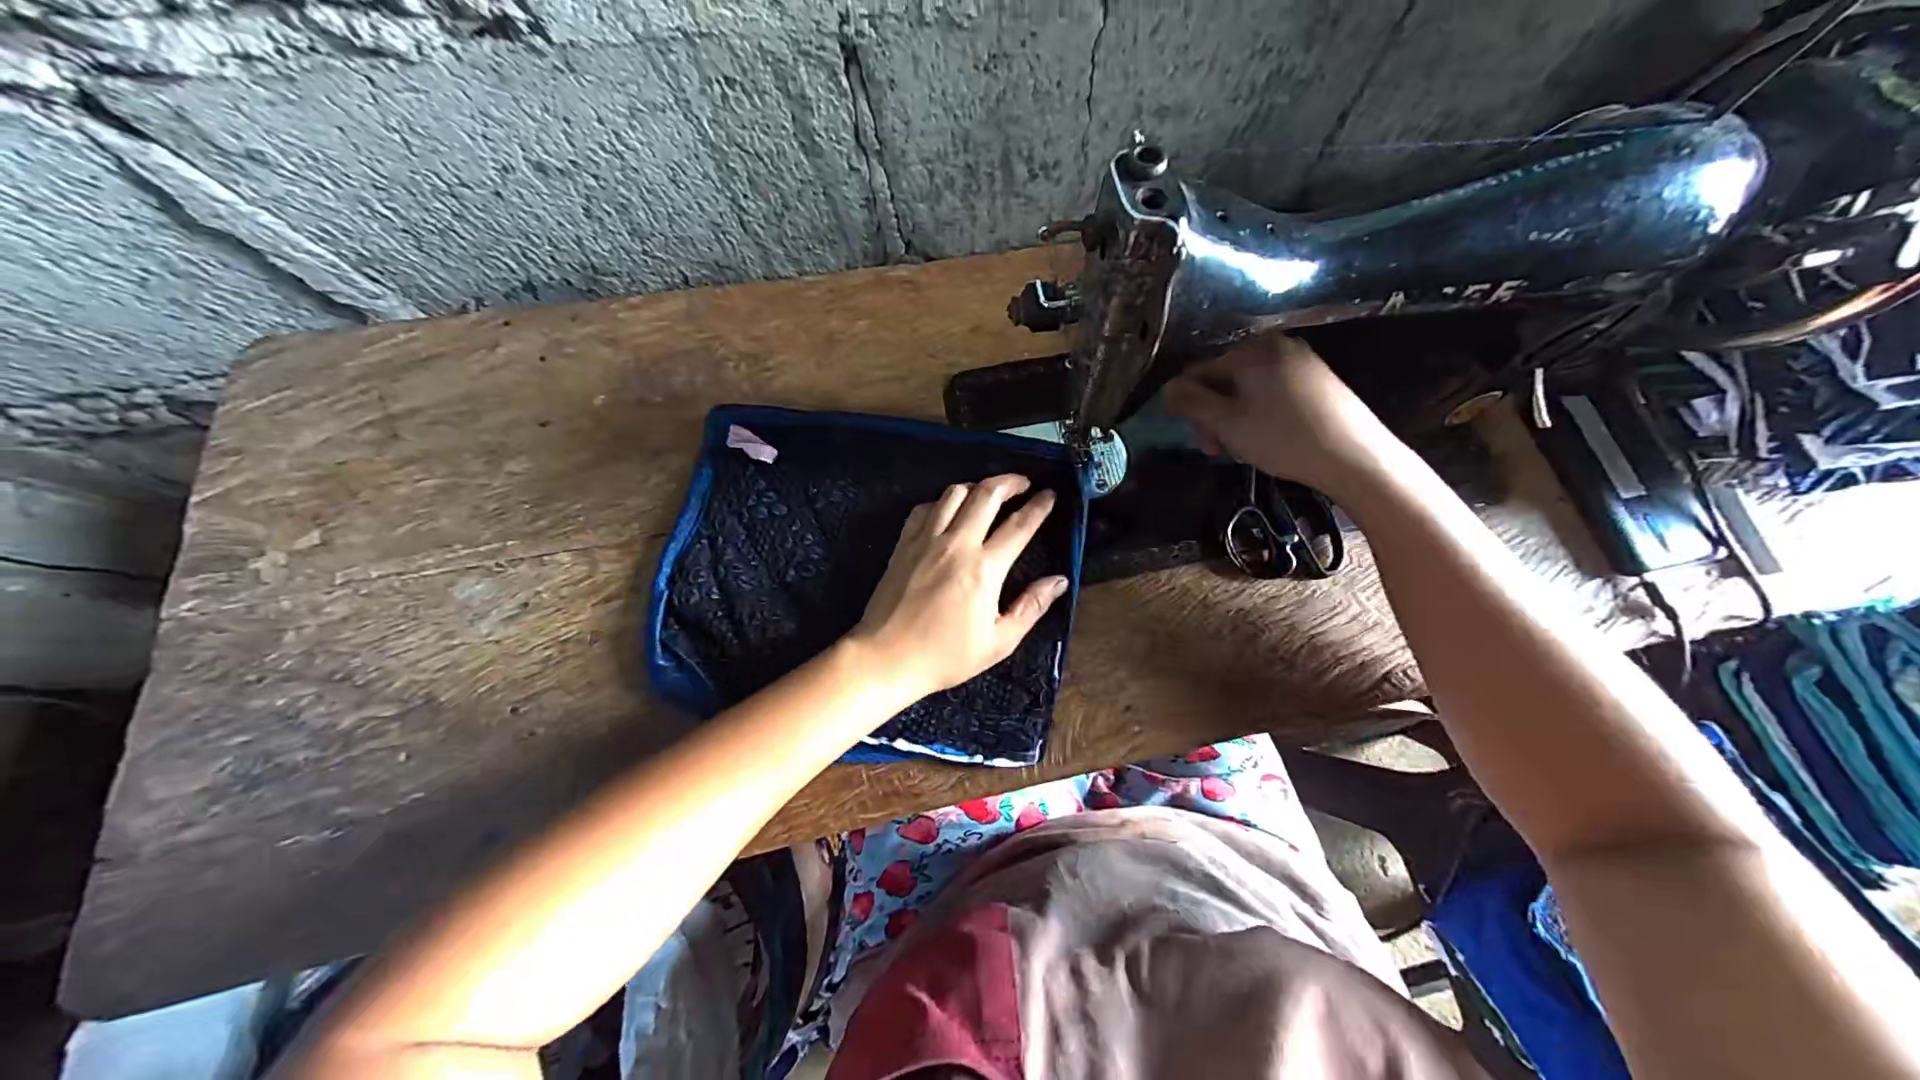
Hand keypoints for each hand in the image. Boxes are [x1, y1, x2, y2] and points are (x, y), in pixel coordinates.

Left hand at [845, 474, 1068, 703]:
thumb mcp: (999, 642)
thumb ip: (1031, 607)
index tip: (1050, 495)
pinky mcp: (903, 545)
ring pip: (954, 493)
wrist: (886, 658)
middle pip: (986, 495)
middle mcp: (956, 545)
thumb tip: (1060, 580)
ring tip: (988, 494)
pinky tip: (949, 511)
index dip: (1039, 506)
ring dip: (976, 487)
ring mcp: (926, 541)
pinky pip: (925, 508)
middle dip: (1010, 482)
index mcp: (984, 569)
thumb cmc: (945, 656)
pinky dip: (942, 502)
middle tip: (1024, 483)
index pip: (1019, 526)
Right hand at [1163, 334, 1399, 492]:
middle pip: (1224, 379)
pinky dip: (1259, 415)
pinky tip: (1267, 440)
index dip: (1189, 406)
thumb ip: (1191, 402)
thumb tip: (1166, 389)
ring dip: (1235, 419)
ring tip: (1244, 449)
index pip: (1199, 371)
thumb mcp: (1227, 424)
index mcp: (1251, 350)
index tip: (1200, 439)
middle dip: (1214, 415)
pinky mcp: (1317, 380)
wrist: (1355, 457)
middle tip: (1220, 450)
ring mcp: (1300, 361)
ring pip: (1247, 389)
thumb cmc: (1284, 438)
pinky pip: (1271, 392)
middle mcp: (1276, 346)